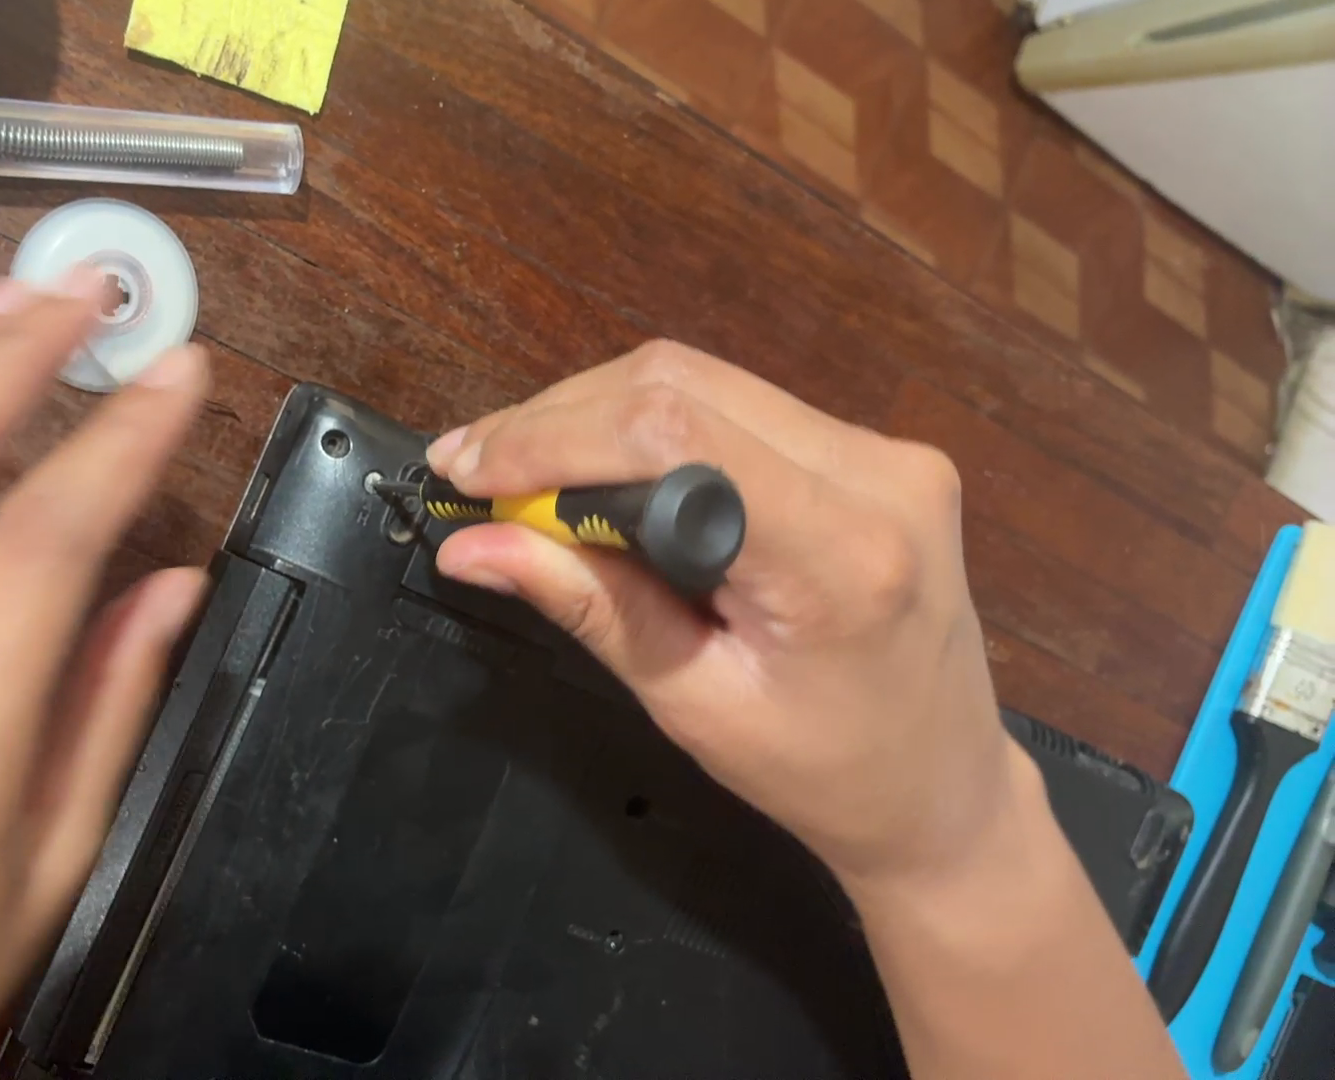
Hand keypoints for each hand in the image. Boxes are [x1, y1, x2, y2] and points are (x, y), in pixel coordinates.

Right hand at [427, 341, 1026, 891]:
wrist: (941, 784)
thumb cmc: (816, 771)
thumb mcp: (685, 699)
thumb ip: (584, 605)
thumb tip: (470, 547)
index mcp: (838, 553)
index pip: (671, 438)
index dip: (549, 439)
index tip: (465, 473)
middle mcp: (873, 469)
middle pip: (675, 386)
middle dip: (549, 420)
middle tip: (466, 465)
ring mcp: (877, 446)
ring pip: (692, 379)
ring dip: (582, 414)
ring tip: (506, 462)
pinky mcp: (862, 445)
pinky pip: (722, 402)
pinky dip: (631, 423)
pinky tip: (581, 459)